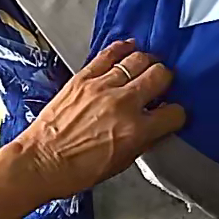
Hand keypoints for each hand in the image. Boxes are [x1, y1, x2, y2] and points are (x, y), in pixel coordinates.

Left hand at [9, 39, 185, 199]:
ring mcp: (103, 87)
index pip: (174, 113)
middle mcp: (124, 104)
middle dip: (166, 80)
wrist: (41, 163)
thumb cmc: (80, 169)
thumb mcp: (124, 162)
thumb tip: (158, 125)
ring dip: (148, 62)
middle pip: (160, 75)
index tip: (173, 114)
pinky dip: (123, 49)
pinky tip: (130, 49)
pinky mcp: (83, 78)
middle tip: (162, 84)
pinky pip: (109, 54)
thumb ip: (146, 139)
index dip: (177, 114)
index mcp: (137, 131)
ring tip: (148, 67)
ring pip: (138, 59)